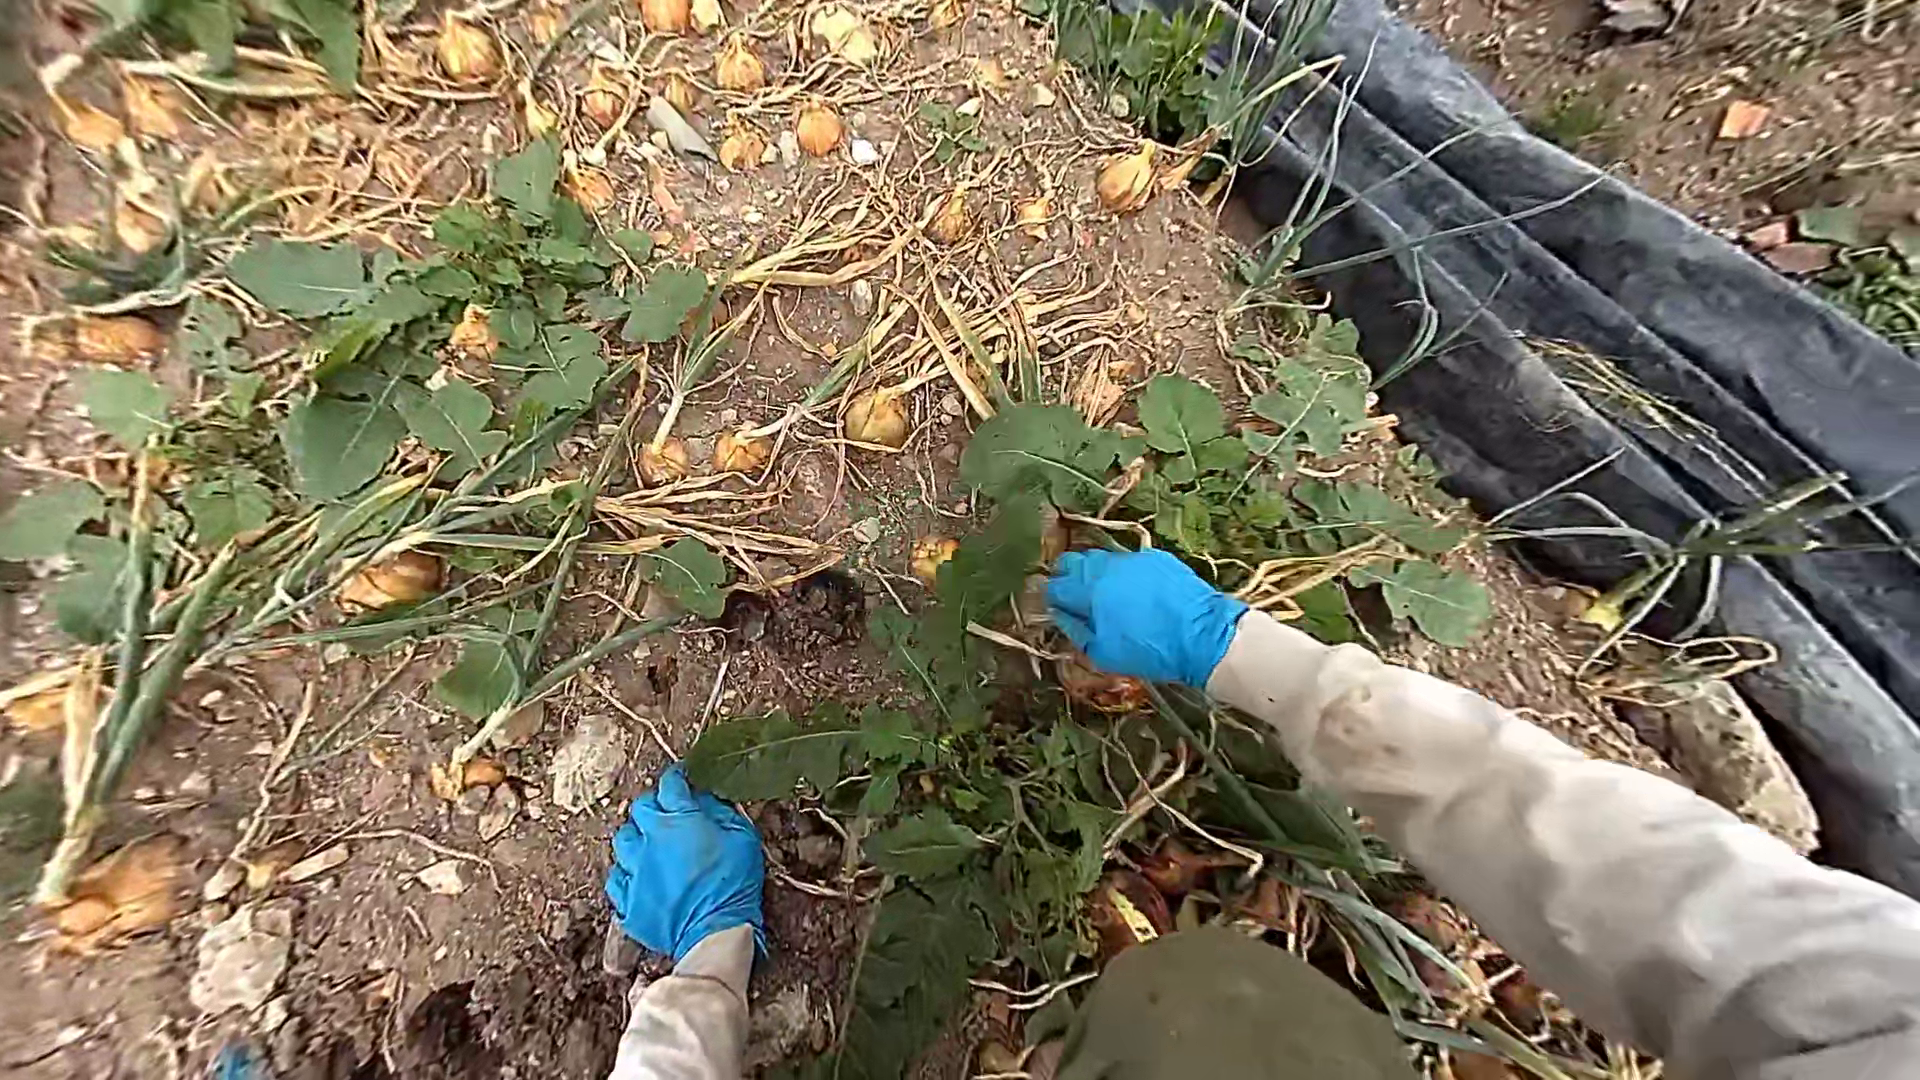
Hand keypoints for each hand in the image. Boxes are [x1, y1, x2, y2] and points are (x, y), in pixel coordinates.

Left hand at [605, 763, 764, 961]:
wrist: (714, 930)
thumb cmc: (733, 880)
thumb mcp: (741, 834)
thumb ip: (720, 810)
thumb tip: (705, 798)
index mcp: (678, 819)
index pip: (669, 784)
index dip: (677, 776)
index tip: (683, 776)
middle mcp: (649, 840)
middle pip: (640, 808)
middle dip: (654, 803)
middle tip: (669, 809)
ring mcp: (634, 871)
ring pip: (623, 839)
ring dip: (638, 835)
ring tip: (653, 840)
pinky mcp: (626, 901)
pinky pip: (617, 877)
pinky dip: (628, 870)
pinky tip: (642, 872)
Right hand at [1047, 549, 1247, 686]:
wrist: (1204, 635)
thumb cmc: (1150, 650)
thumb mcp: (1104, 653)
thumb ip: (1076, 631)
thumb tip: (1060, 614)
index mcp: (1089, 591)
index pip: (1055, 586)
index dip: (1051, 597)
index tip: (1056, 606)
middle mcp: (1106, 567)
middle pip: (1071, 561)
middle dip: (1066, 577)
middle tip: (1075, 596)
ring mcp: (1131, 558)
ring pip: (1098, 557)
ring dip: (1093, 572)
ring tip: (1104, 592)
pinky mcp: (1154, 557)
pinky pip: (1127, 559)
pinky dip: (1122, 572)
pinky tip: (1133, 590)